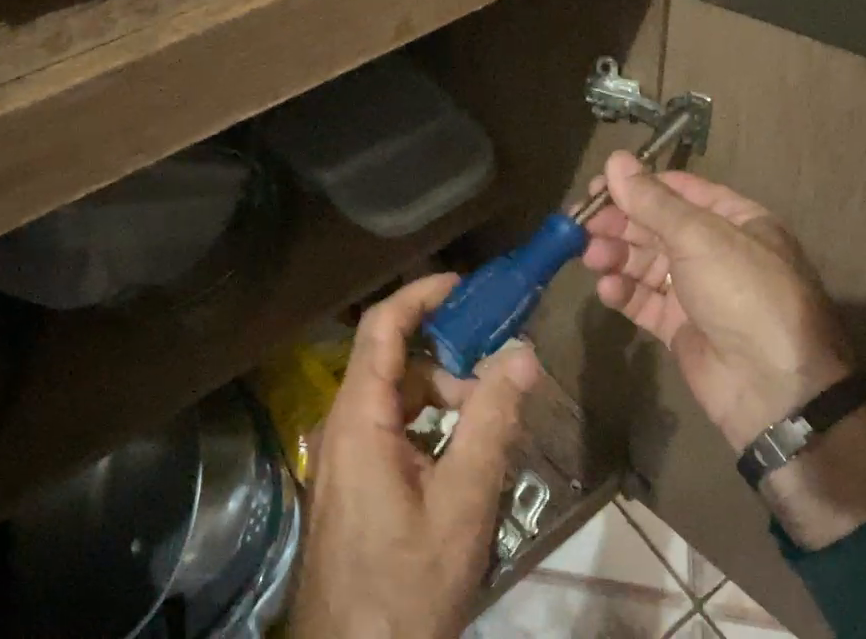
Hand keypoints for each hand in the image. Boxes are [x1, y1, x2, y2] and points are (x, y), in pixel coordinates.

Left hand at [292, 273, 541, 638]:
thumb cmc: (408, 581)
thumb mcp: (462, 501)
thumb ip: (491, 421)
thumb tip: (522, 352)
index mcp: (358, 419)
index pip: (381, 327)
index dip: (422, 295)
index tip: (467, 284)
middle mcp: (342, 426)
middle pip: (395, 364)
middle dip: (449, 360)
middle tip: (500, 381)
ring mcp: (344, 457)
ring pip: (396, 400)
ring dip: (444, 398)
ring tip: (490, 427)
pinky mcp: (353, 484)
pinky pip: (392, 432)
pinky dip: (430, 428)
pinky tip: (464, 459)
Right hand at [582, 152, 865, 547]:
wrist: (770, 385)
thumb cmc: (742, 293)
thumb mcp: (700, 236)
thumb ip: (653, 200)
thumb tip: (615, 160)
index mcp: (734, 220)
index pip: (677, 191)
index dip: (636, 187)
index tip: (596, 189)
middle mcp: (716, 251)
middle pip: (656, 226)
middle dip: (619, 223)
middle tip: (581, 226)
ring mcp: (698, 290)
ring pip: (646, 262)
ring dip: (616, 255)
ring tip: (591, 257)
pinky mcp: (680, 326)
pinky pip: (644, 300)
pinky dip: (624, 292)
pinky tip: (607, 289)